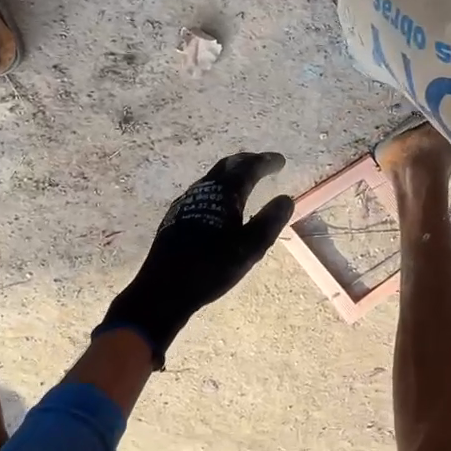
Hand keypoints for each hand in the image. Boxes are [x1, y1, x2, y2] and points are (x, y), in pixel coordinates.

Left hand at [95, 152, 295, 366]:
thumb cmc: (211, 267)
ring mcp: (187, 201)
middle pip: (228, 165)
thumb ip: (270, 221)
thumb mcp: (250, 248)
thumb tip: (286, 199)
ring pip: (213, 177)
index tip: (280, 160)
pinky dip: (218, 188)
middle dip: (247, 161)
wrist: (163, 289)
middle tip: (262, 163)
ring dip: (231, 174)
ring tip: (244, 180)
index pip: (249, 167)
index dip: (266, 162)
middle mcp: (204, 189)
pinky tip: (219, 204)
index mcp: (224, 192)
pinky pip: (203, 191)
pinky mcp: (176, 216)